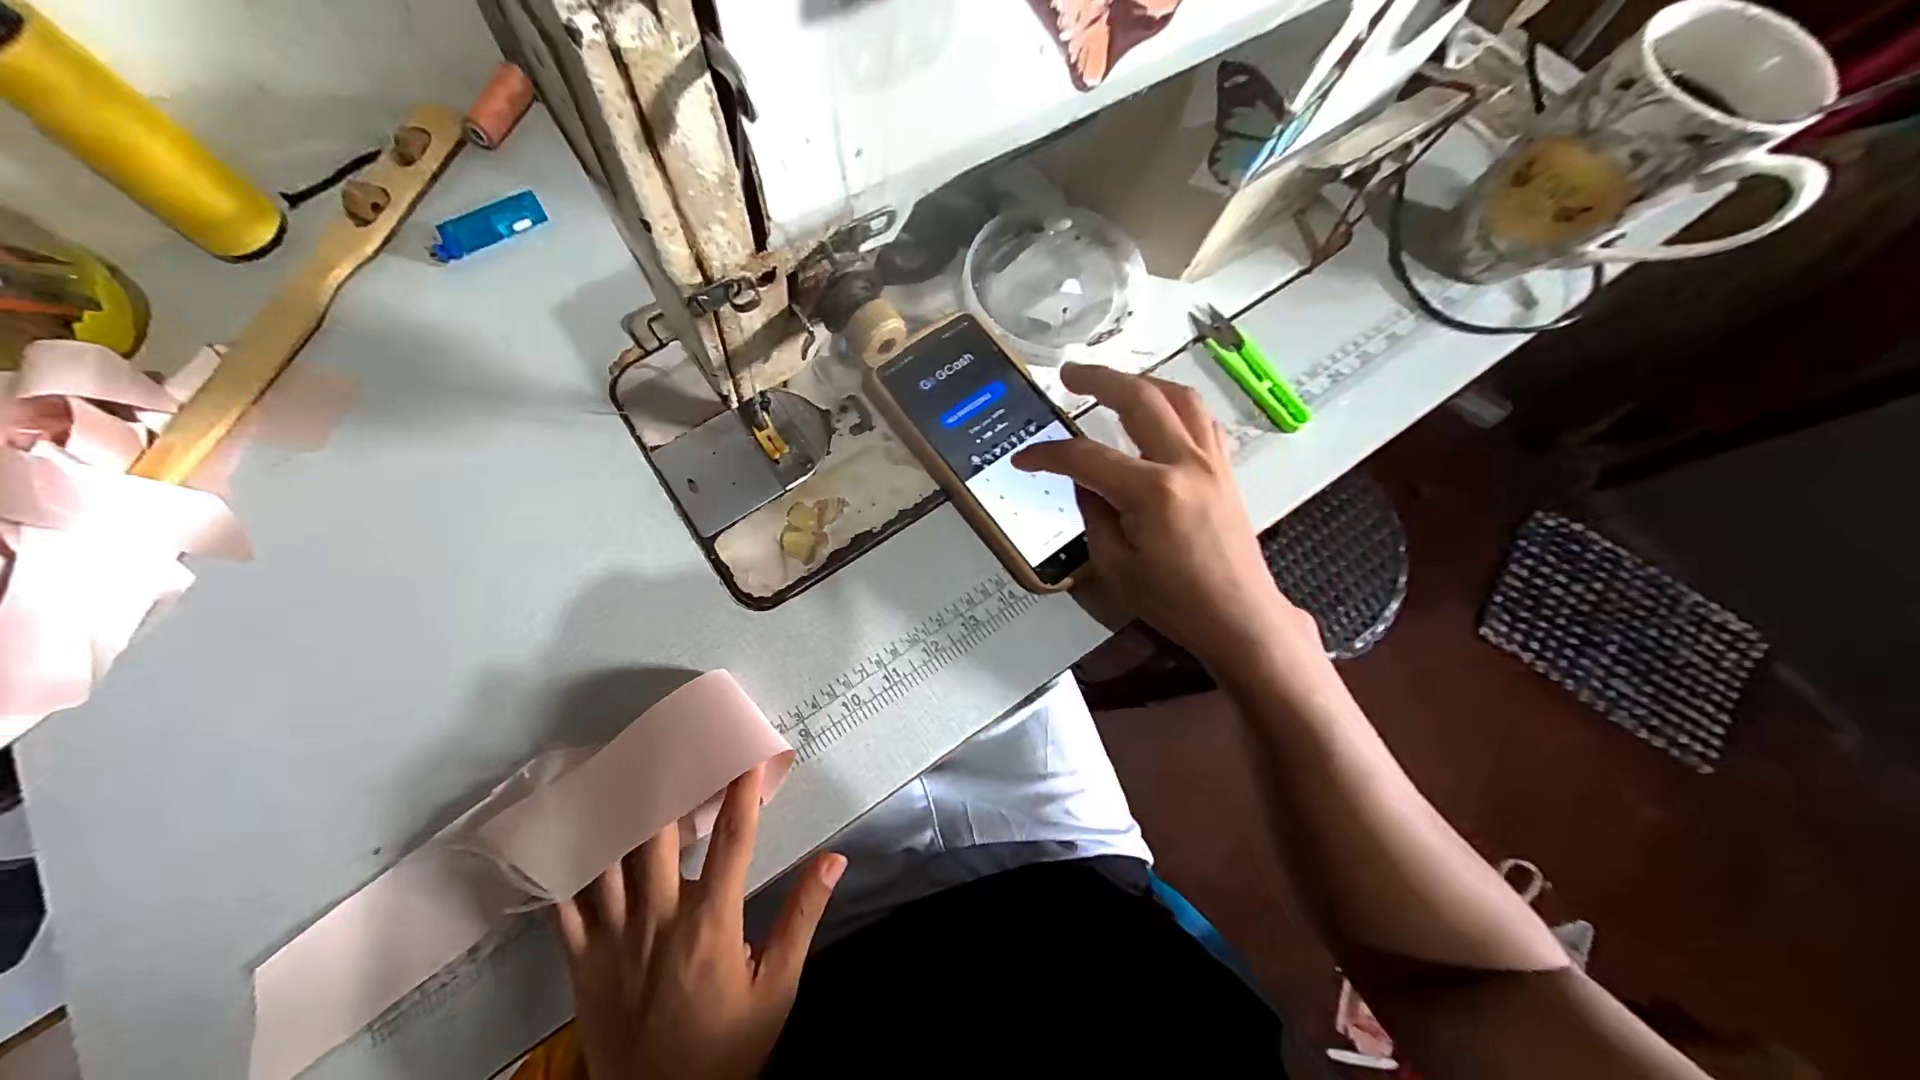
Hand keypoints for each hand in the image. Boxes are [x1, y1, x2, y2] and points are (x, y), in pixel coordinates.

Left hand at [556, 763, 846, 1079]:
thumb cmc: (728, 1046)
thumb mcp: (778, 987)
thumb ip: (802, 917)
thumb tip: (833, 860)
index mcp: (711, 922)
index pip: (732, 840)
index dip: (741, 791)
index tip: (747, 753)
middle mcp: (659, 919)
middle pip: (658, 835)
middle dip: (667, 785)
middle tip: (672, 745)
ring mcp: (614, 940)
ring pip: (608, 860)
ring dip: (616, 813)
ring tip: (621, 770)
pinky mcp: (582, 963)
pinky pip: (566, 906)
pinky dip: (568, 866)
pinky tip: (569, 832)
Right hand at [1015, 363, 1317, 668]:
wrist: (1238, 616)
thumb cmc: (1175, 601)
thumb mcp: (1115, 565)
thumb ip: (1093, 513)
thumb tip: (1084, 481)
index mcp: (1152, 493)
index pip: (1086, 458)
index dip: (1047, 455)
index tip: (1025, 458)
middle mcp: (1185, 464)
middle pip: (1139, 400)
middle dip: (1098, 380)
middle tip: (1068, 375)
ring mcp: (1211, 462)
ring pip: (1179, 397)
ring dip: (1142, 382)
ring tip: (1114, 383)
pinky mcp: (1225, 469)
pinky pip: (1202, 419)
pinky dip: (1176, 404)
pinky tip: (1160, 411)